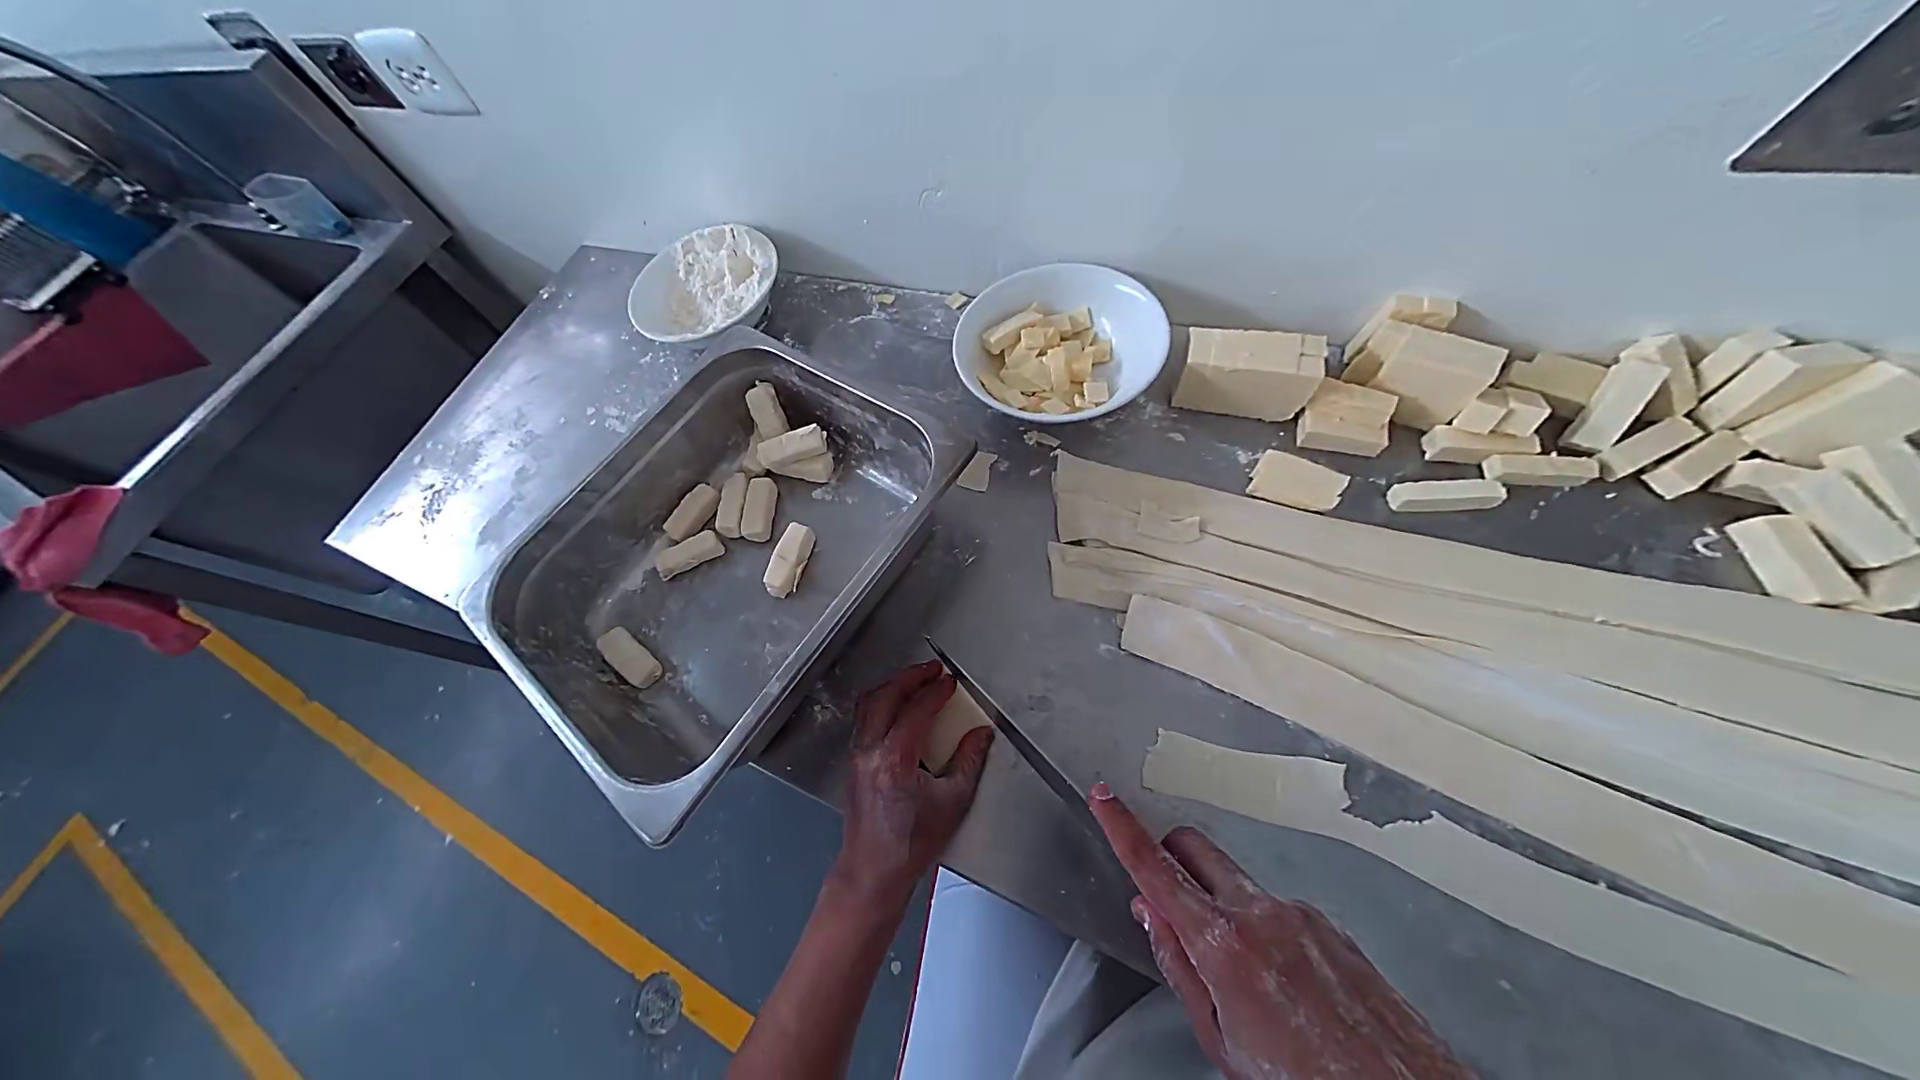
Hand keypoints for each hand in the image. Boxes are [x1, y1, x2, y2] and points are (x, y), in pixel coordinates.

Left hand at [836, 661, 993, 900]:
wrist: (875, 870)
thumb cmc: (910, 844)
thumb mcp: (953, 802)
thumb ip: (969, 761)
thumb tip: (980, 735)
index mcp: (895, 760)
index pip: (916, 711)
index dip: (936, 692)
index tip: (950, 683)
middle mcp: (870, 752)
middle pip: (887, 697)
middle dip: (911, 677)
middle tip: (932, 670)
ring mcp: (858, 756)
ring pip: (869, 704)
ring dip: (893, 686)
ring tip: (914, 680)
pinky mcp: (854, 762)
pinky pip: (863, 718)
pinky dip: (880, 702)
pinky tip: (894, 704)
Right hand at [1090, 784, 1473, 1079]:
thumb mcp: (1221, 1040)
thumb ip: (1178, 966)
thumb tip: (1151, 914)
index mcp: (1223, 945)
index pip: (1155, 867)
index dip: (1121, 826)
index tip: (1104, 798)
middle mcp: (1262, 913)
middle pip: (1194, 847)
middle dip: (1169, 855)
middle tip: (1163, 886)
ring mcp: (1300, 913)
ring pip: (1235, 878)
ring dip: (1217, 899)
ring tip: (1237, 967)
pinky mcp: (1328, 923)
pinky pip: (1275, 904)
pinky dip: (1258, 921)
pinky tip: (1277, 974)